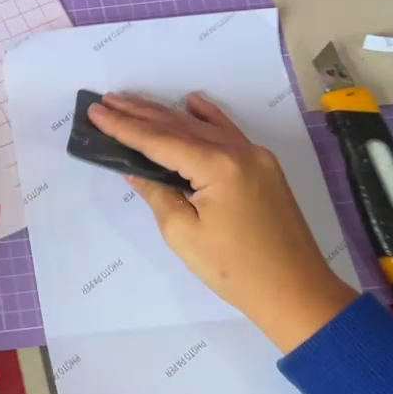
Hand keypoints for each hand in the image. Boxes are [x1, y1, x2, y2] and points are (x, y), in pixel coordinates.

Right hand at [87, 92, 357, 350]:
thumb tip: (134, 167)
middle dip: (138, 113)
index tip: (95, 112)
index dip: (123, 127)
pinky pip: (228, 131)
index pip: (158, 140)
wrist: (297, 292)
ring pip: (201, 126)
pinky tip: (190, 101)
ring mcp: (254, 156)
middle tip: (105, 100)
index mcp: (217, 167)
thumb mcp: (183, 234)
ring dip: (164, 113)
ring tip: (131, 101)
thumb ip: (156, 192)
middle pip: (178, 125)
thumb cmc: (234, 270)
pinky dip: (207, 116)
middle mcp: (238, 151)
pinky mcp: (263, 166)